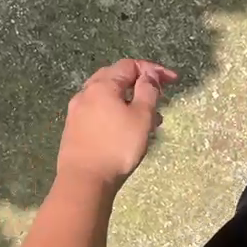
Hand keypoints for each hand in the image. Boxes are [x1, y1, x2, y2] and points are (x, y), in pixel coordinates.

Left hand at [56, 59, 175, 190]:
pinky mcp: (74, 129)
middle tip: (158, 98)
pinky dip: (116, 113)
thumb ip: (148, 91)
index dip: (153, 70)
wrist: (84, 180)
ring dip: (129, 102)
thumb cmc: (117, 146)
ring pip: (108, 97)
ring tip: (148, 120)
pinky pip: (99, 112)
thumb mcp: (141, 117)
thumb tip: (148, 76)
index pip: (130, 65)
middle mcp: (86, 93)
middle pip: (116, 78)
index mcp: (102, 85)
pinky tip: (126, 131)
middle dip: (140, 85)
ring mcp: (77, 111)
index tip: (172, 81)